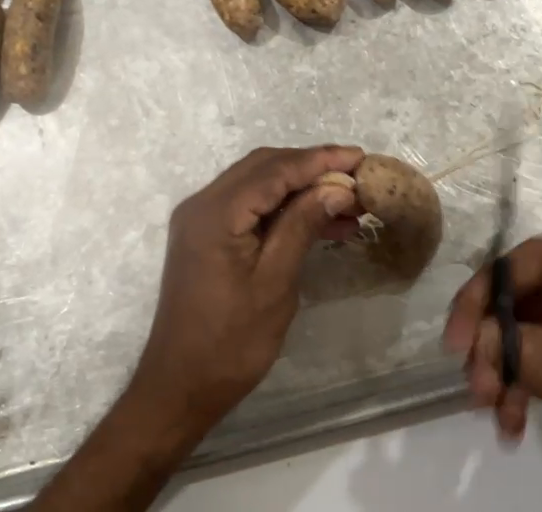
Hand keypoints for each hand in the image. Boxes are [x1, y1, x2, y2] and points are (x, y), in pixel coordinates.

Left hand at [126, 145, 363, 437]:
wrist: (181, 385)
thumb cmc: (230, 342)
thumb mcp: (275, 283)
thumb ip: (301, 226)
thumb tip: (336, 187)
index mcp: (215, 213)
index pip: (274, 170)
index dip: (319, 160)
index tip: (360, 157)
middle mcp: (202, 204)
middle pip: (263, 168)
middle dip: (311, 168)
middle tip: (356, 176)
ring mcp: (201, 219)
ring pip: (257, 184)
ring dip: (299, 187)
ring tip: (348, 202)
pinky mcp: (205, 236)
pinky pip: (248, 206)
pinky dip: (282, 208)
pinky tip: (320, 222)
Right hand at [444, 239, 541, 511]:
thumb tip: (484, 333)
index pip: (540, 260)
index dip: (493, 284)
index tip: (462, 333)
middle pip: (526, 297)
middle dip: (491, 334)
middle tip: (471, 380)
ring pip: (526, 335)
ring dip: (499, 366)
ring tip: (489, 408)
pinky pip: (538, 369)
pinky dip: (516, 390)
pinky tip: (509, 424)